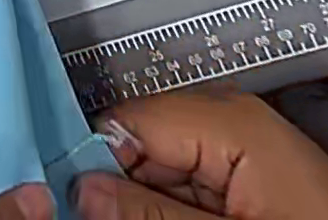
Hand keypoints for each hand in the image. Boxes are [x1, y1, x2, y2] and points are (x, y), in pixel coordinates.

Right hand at [75, 90, 327, 219]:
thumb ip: (154, 214)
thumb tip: (83, 188)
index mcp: (228, 119)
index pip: (126, 120)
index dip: (97, 161)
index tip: (78, 202)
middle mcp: (229, 118)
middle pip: (140, 141)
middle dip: (122, 185)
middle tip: (106, 219)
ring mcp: (240, 147)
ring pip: (160, 165)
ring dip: (146, 201)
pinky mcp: (249, 175)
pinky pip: (189, 182)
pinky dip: (173, 206)